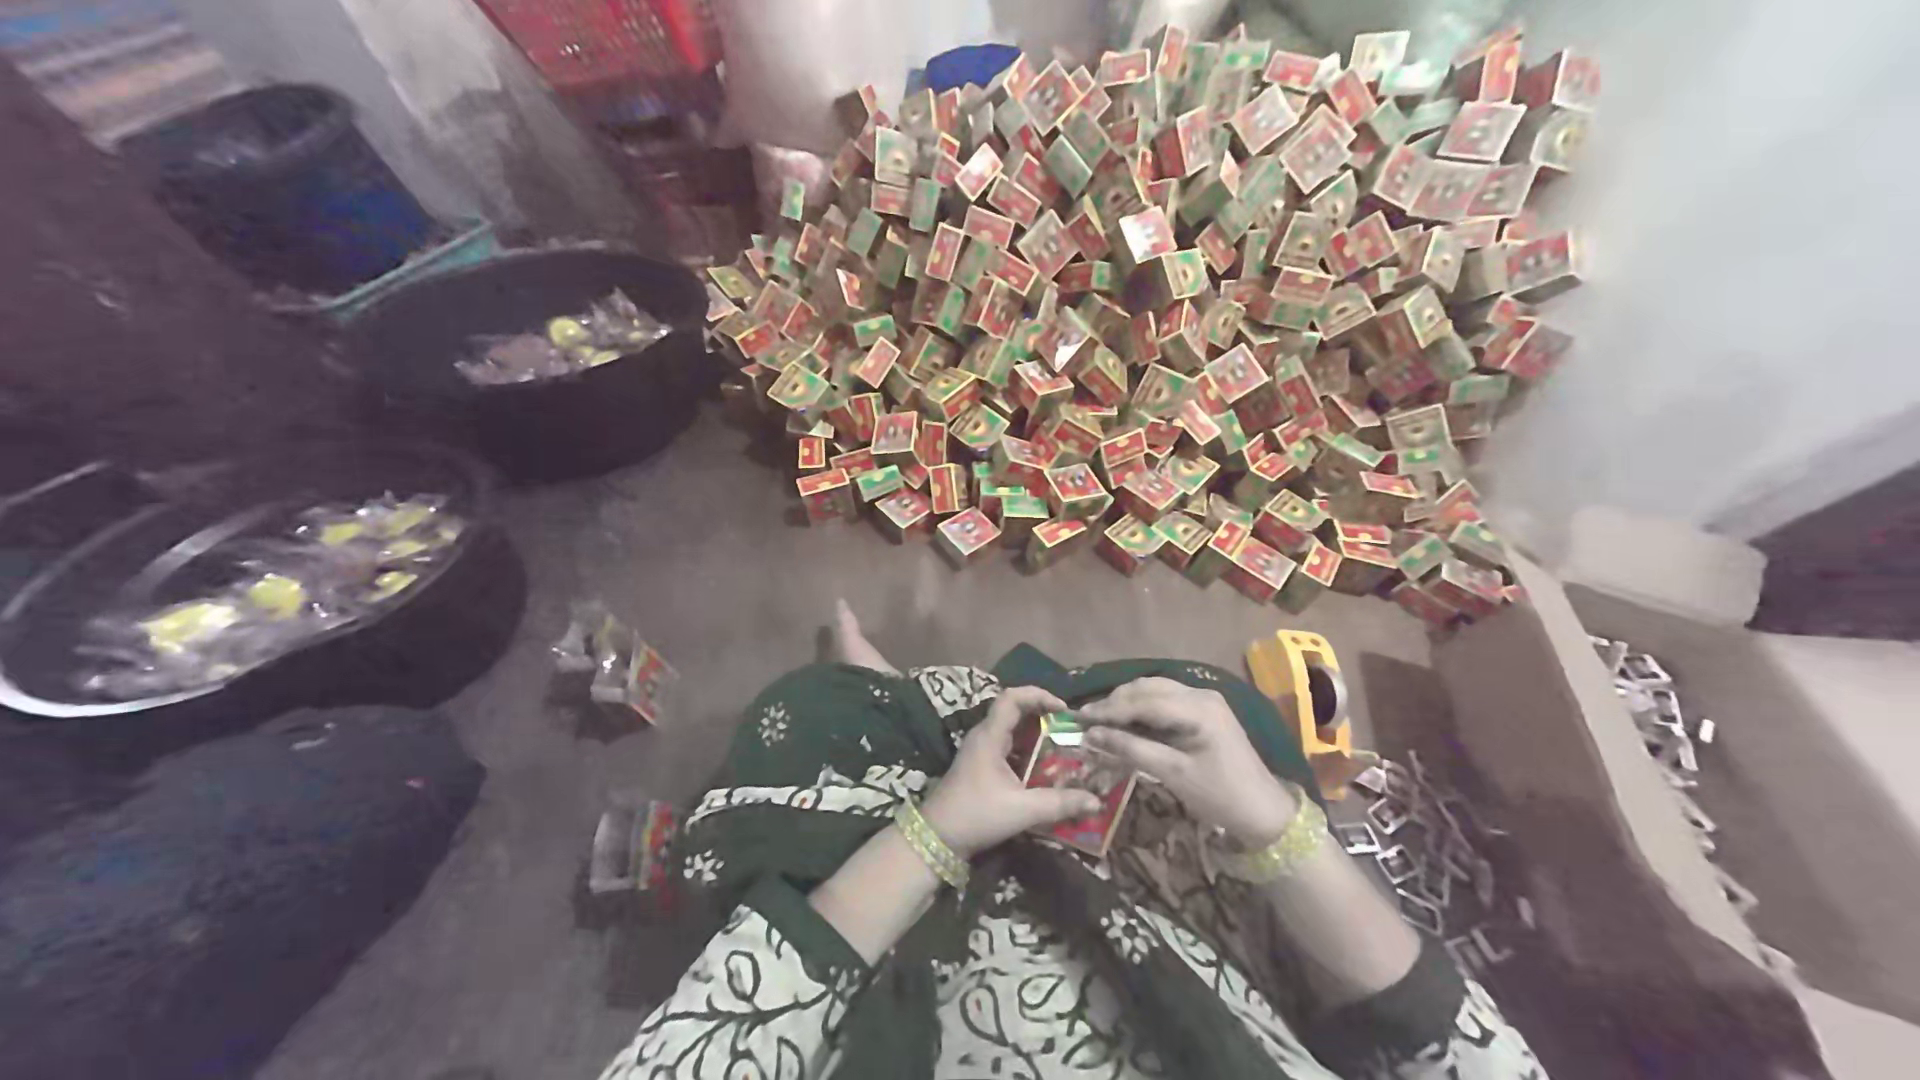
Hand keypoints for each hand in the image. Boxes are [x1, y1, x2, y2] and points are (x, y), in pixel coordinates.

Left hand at [921, 686, 1104, 857]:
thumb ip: (1060, 804)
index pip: (1012, 697)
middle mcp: (984, 737)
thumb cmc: (976, 815)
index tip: (1063, 708)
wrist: (937, 839)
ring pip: (1012, 730)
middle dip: (1042, 713)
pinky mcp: (982, 767)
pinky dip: (1028, 750)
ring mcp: (981, 752)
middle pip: (1014, 710)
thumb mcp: (1022, 810)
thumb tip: (1096, 801)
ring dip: (1036, 733)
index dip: (1038, 695)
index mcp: (989, 736)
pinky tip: (1045, 767)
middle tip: (1069, 727)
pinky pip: (1008, 747)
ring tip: (1064, 745)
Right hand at [1078, 677, 1298, 846]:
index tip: (1077, 718)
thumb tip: (1090, 735)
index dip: (1107, 709)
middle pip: (1146, 689)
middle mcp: (1201, 695)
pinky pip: (1164, 700)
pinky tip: (1124, 720)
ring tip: (1099, 719)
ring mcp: (1204, 700)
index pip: (1143, 700)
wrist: (1264, 813)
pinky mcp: (1204, 710)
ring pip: (1153, 690)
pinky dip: (1141, 707)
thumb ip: (1130, 749)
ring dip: (1125, 702)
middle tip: (1084, 719)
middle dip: (1114, 702)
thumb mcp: (1172, 774)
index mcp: (1198, 709)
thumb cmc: (1219, 795)